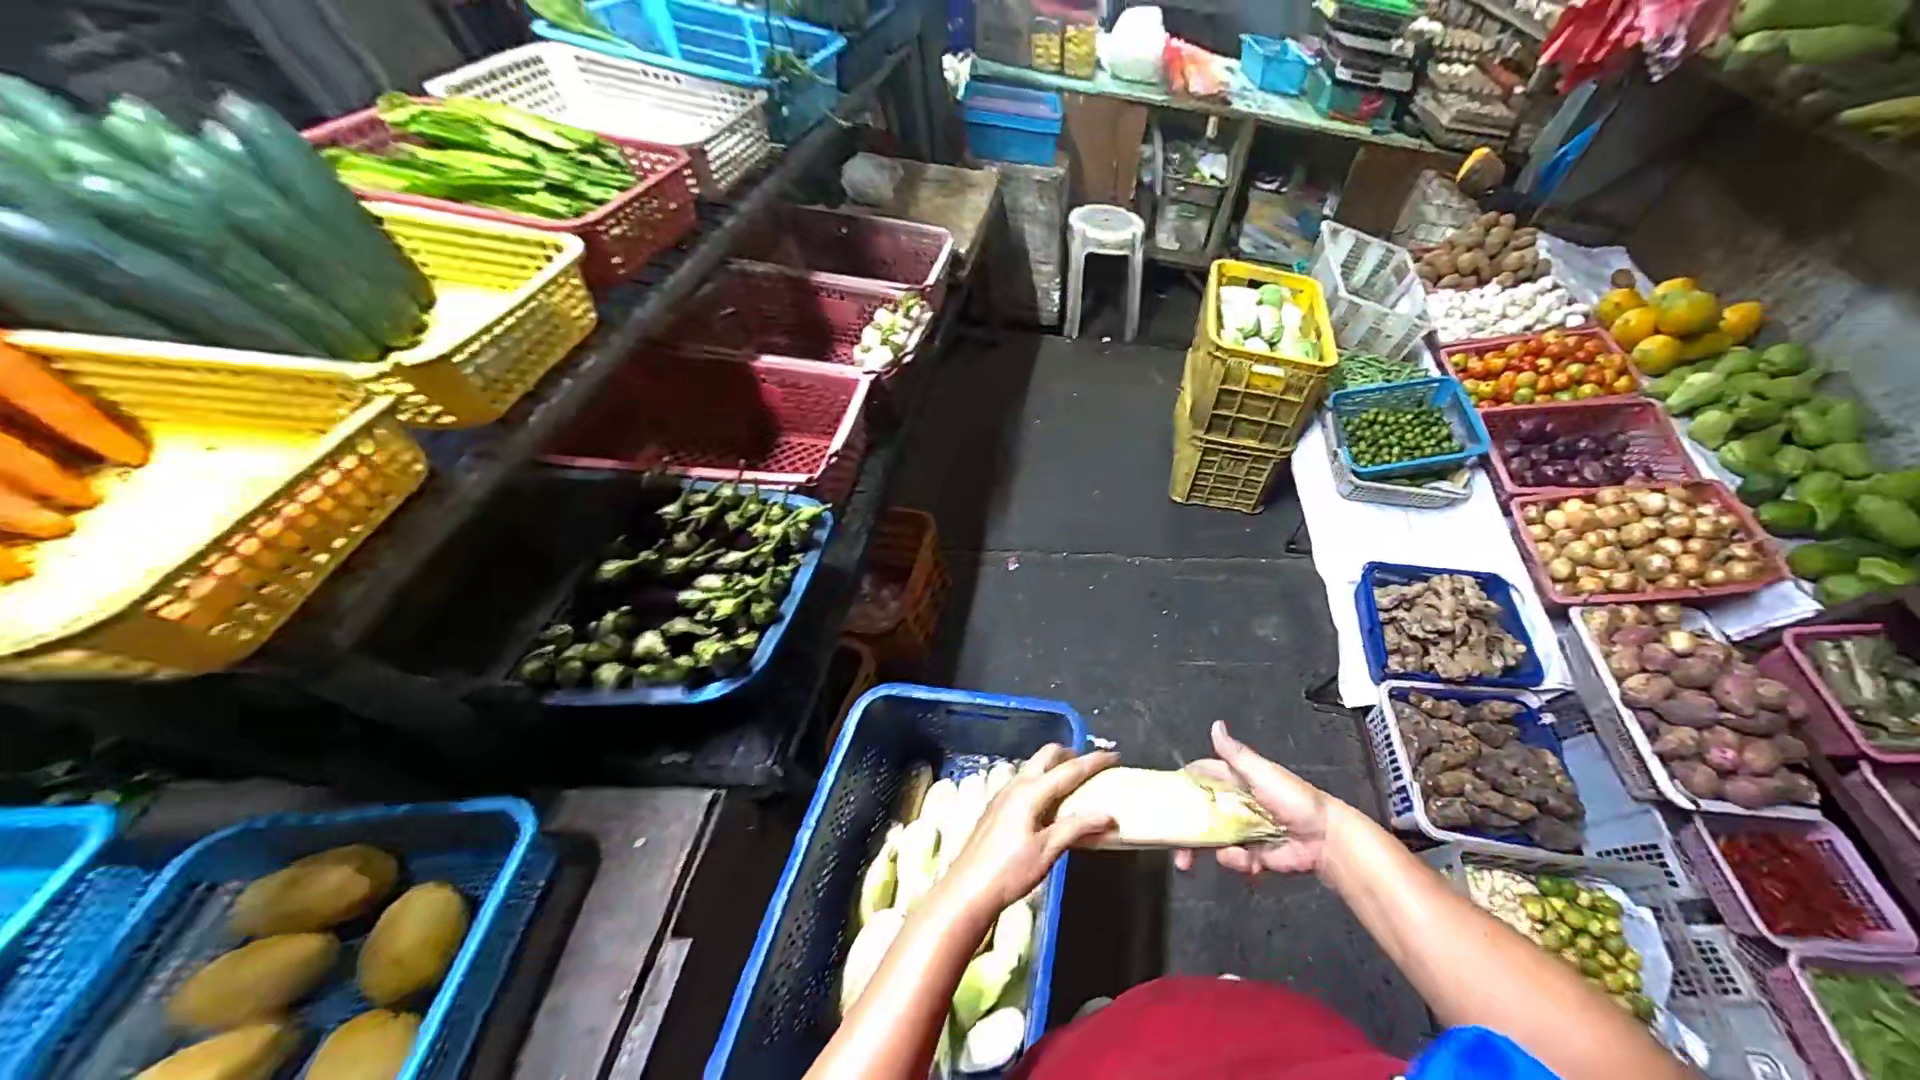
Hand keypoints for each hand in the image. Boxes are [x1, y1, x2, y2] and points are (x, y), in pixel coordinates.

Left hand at [939, 745, 1118, 913]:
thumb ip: (1076, 828)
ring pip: (1033, 767)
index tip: (1113, 755)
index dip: (1093, 762)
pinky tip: (1049, 804)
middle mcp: (1015, 786)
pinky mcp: (997, 808)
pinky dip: (1042, 781)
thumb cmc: (1009, 871)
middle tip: (1090, 765)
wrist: (968, 889)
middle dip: (1069, 755)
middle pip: (1046, 756)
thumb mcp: (1048, 851)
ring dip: (1054, 767)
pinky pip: (1024, 782)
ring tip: (1073, 783)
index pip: (1068, 770)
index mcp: (1030, 792)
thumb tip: (1107, 815)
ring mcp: (1003, 795)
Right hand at [1174, 721, 1342, 877]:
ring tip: (1211, 858)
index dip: (1181, 785)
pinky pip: (1233, 858)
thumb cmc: (1295, 799)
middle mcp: (1233, 805)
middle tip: (1174, 846)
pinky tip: (1247, 860)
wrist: (1326, 840)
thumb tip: (1216, 726)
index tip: (1163, 796)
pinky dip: (1237, 862)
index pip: (1200, 778)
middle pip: (1198, 814)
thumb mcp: (1262, 772)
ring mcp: (1241, 831)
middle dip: (1183, 830)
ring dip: (1205, 851)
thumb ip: (1235, 754)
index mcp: (1233, 781)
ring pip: (1210, 840)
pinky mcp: (1252, 854)